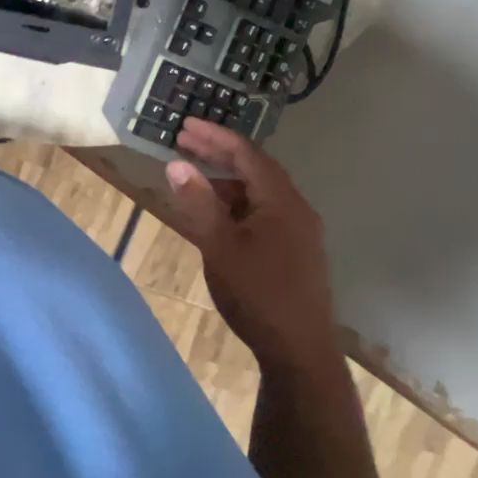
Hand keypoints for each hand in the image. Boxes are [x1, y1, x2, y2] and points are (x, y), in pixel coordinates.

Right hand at [164, 117, 341, 374]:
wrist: (300, 353)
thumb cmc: (258, 294)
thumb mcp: (219, 247)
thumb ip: (198, 202)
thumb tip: (177, 164)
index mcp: (282, 201)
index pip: (247, 154)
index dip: (214, 136)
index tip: (185, 124)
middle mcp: (296, 209)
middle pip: (255, 169)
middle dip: (218, 153)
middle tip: (183, 141)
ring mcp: (300, 232)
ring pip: (259, 193)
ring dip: (226, 181)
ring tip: (193, 182)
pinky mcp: (296, 253)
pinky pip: (263, 213)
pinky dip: (237, 204)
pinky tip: (216, 219)